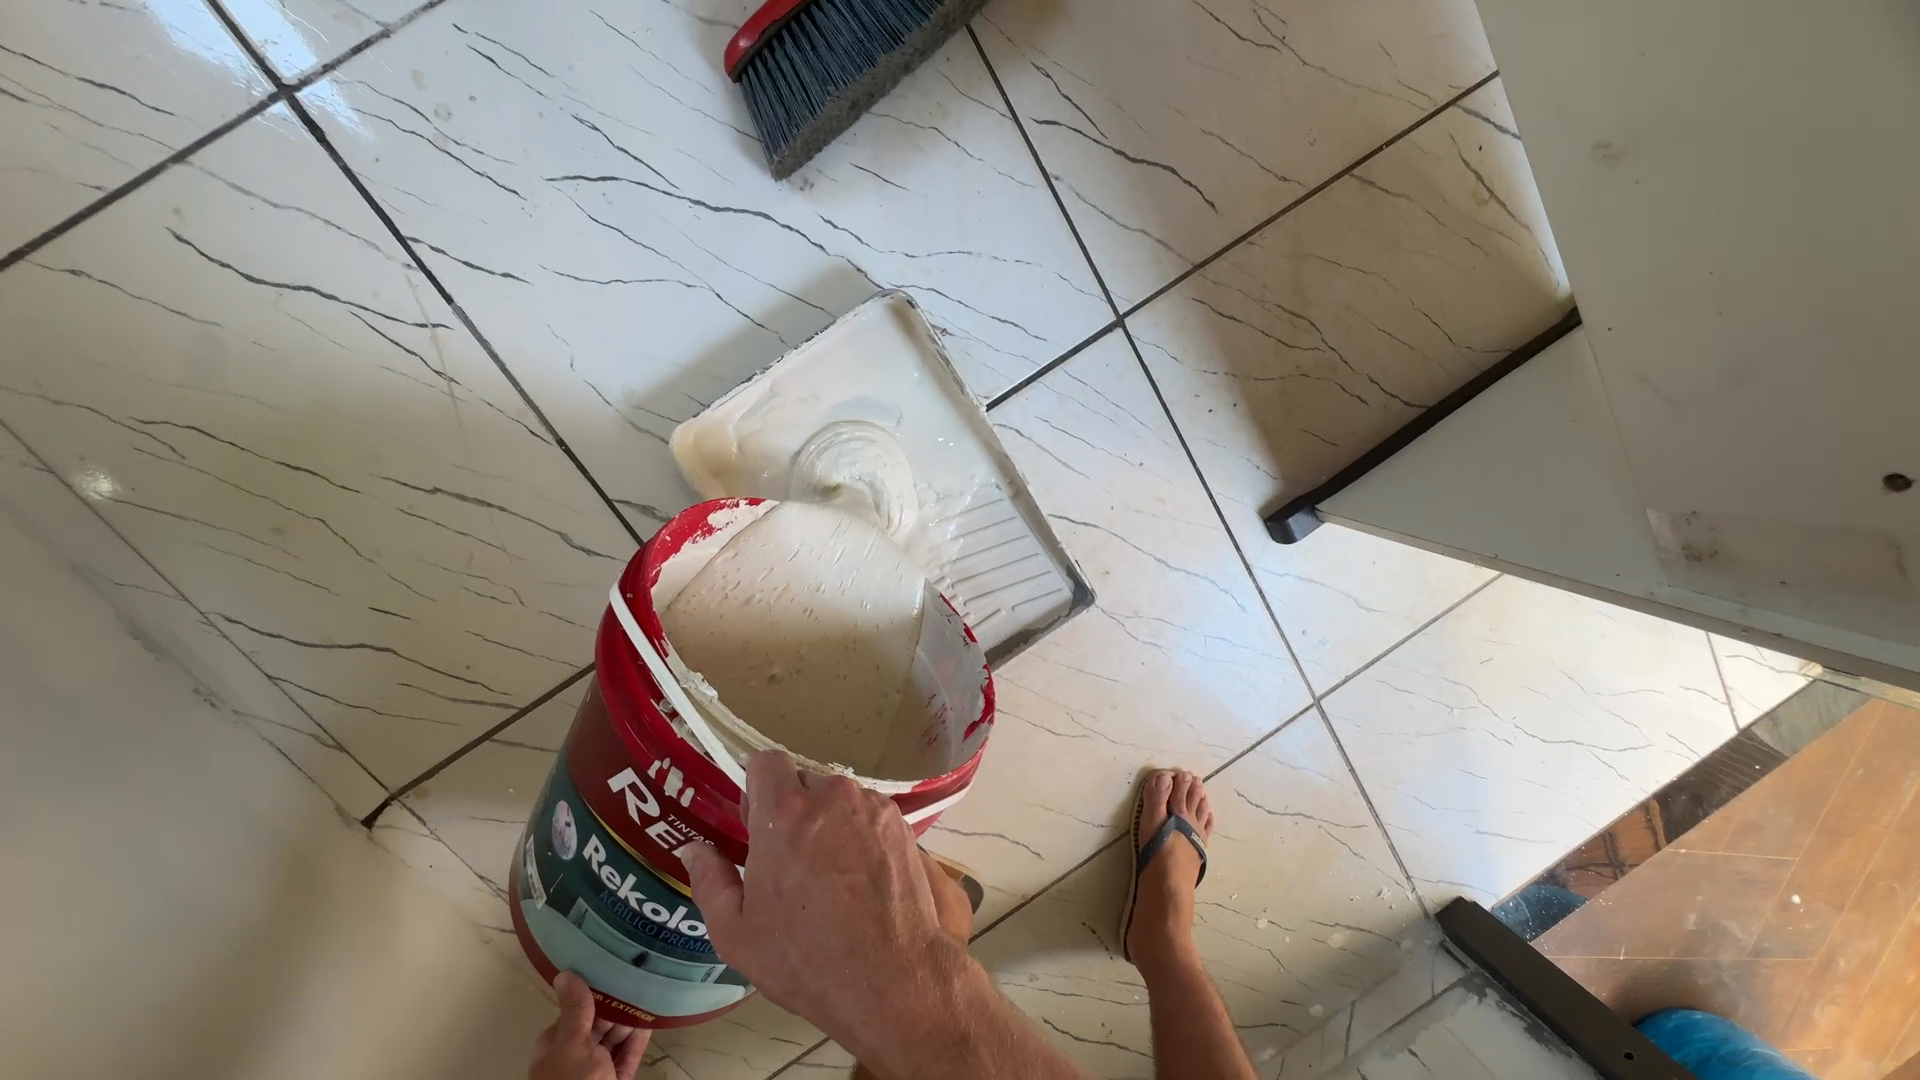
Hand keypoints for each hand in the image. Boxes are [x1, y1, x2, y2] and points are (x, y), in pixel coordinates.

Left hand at [529, 972, 649, 1079]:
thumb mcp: (574, 1047)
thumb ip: (575, 1012)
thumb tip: (565, 972)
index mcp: (556, 1043)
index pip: (578, 1006)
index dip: (598, 987)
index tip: (620, 964)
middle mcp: (575, 1053)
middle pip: (601, 1019)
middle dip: (621, 1001)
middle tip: (645, 972)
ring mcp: (596, 1068)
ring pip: (618, 1035)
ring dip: (634, 1016)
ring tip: (656, 987)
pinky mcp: (616, 1079)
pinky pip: (630, 1053)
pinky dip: (641, 1037)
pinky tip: (655, 1016)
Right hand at [676, 751, 964, 1049]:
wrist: (890, 975)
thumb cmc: (804, 958)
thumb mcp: (736, 932)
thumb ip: (710, 880)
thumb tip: (694, 849)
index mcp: (783, 812)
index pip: (765, 761)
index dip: (757, 789)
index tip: (757, 825)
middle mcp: (830, 794)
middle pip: (802, 782)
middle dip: (792, 810)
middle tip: (791, 860)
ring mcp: (871, 805)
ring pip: (837, 799)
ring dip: (827, 822)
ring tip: (830, 876)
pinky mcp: (899, 822)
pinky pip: (867, 813)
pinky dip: (859, 833)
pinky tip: (860, 879)